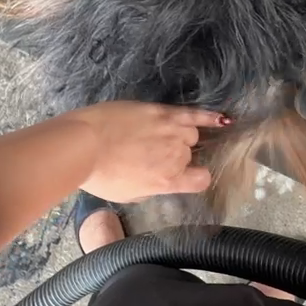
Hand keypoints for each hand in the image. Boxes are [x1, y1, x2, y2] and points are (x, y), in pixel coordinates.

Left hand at [60, 102, 223, 201]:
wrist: (83, 144)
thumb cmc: (100, 175)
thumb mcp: (127, 194)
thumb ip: (151, 188)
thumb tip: (160, 180)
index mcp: (168, 181)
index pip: (201, 180)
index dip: (195, 177)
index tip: (186, 175)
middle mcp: (175, 156)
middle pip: (190, 153)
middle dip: (176, 155)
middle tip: (152, 154)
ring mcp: (169, 131)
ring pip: (190, 132)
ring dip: (180, 136)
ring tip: (161, 137)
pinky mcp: (160, 112)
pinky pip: (192, 113)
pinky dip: (209, 116)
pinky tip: (223, 118)